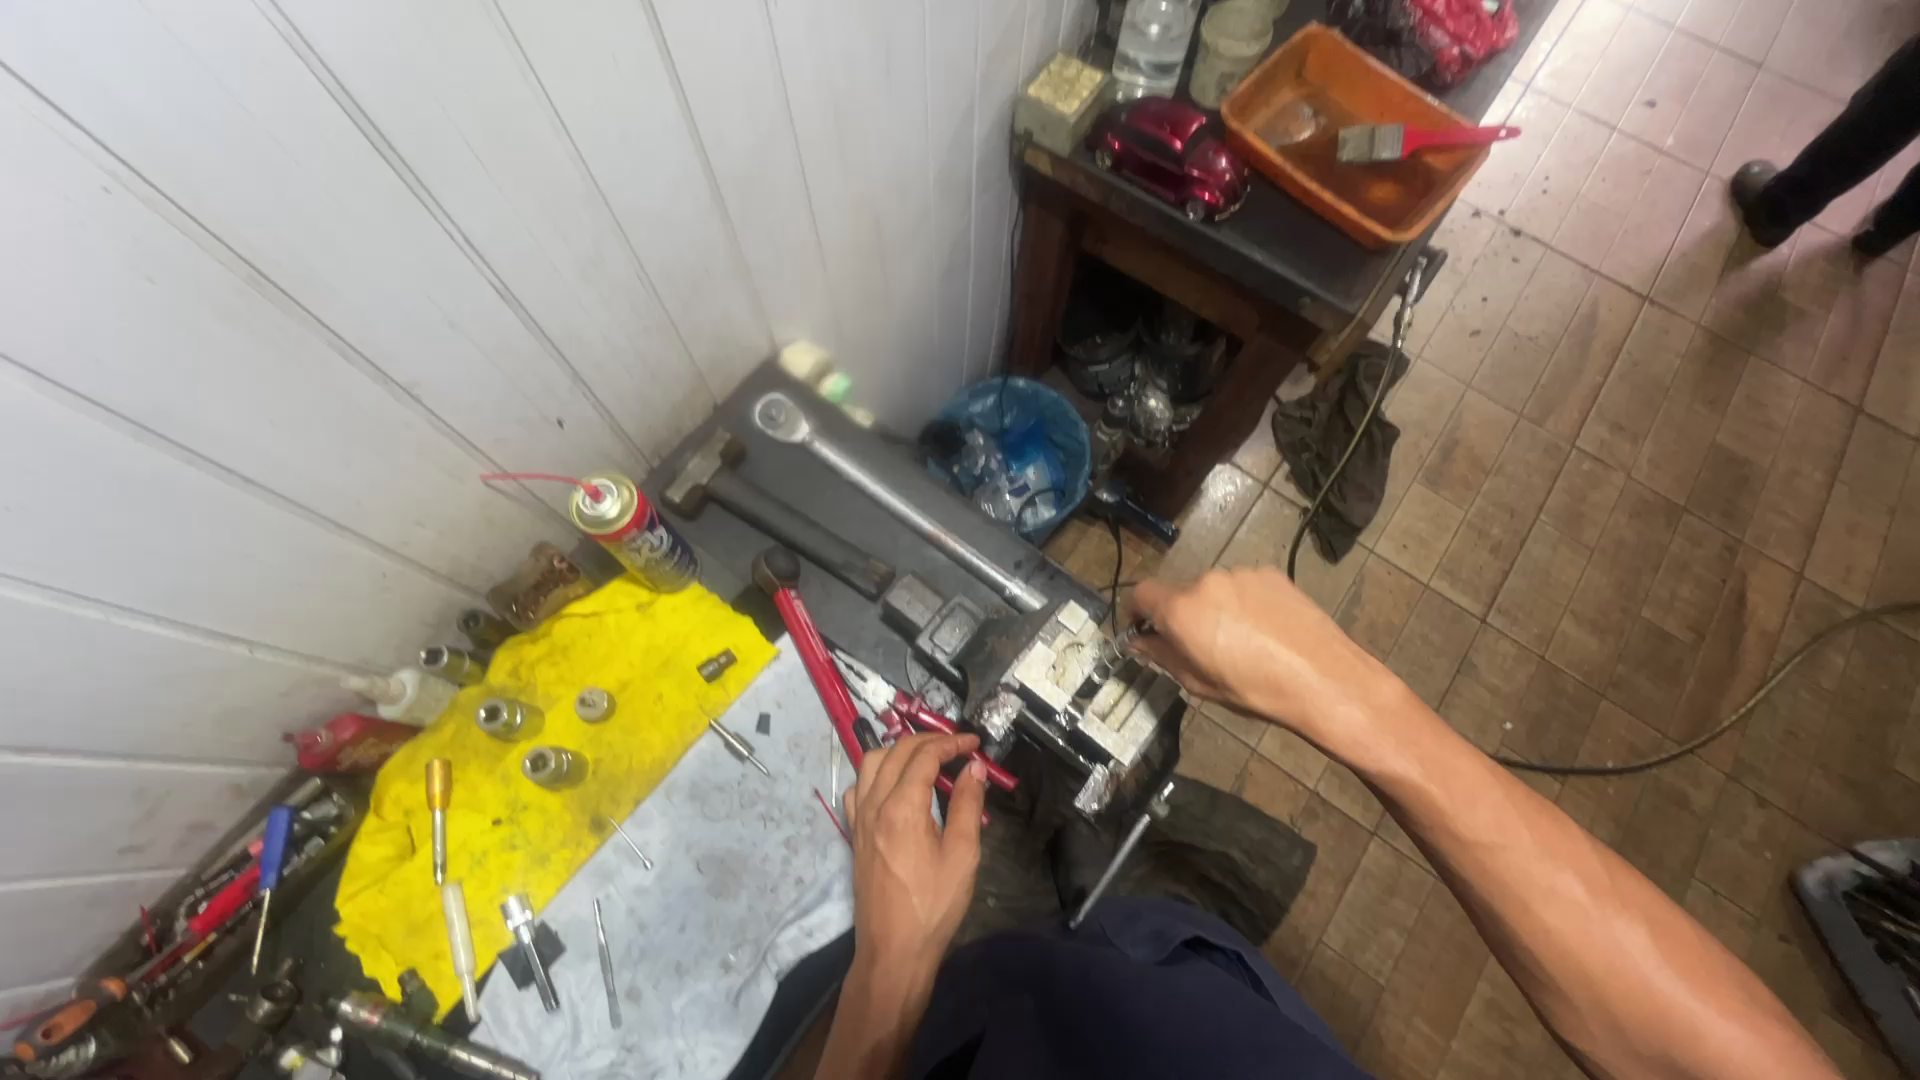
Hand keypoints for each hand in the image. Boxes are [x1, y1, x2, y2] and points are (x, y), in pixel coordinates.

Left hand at [841, 733, 988, 982]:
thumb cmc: (933, 906)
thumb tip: (974, 768)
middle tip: (957, 747)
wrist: (893, 951)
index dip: (952, 744)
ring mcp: (859, 818)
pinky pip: (858, 787)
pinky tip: (895, 785)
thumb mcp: (963, 855)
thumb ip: (968, 805)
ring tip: (927, 758)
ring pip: (871, 762)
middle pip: (897, 751)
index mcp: (902, 807)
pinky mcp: (854, 834)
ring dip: (899, 751)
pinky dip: (876, 773)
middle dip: (929, 741)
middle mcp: (874, 804)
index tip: (975, 745)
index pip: (925, 756)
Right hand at [1128, 567, 1404, 755]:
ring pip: (1213, 589)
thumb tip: (1138, 642)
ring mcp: (1241, 574)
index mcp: (1181, 609)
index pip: (1141, 594)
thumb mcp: (1199, 683)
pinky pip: (1243, 586)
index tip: (1145, 631)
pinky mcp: (1271, 574)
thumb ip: (1162, 656)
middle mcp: (1206, 582)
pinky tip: (1264, 629)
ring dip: (1215, 608)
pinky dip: (1244, 602)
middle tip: (1201, 646)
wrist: (1324, 679)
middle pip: (1180, 593)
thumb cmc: (1254, 690)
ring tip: (1240, 640)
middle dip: (1182, 616)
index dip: (1137, 612)